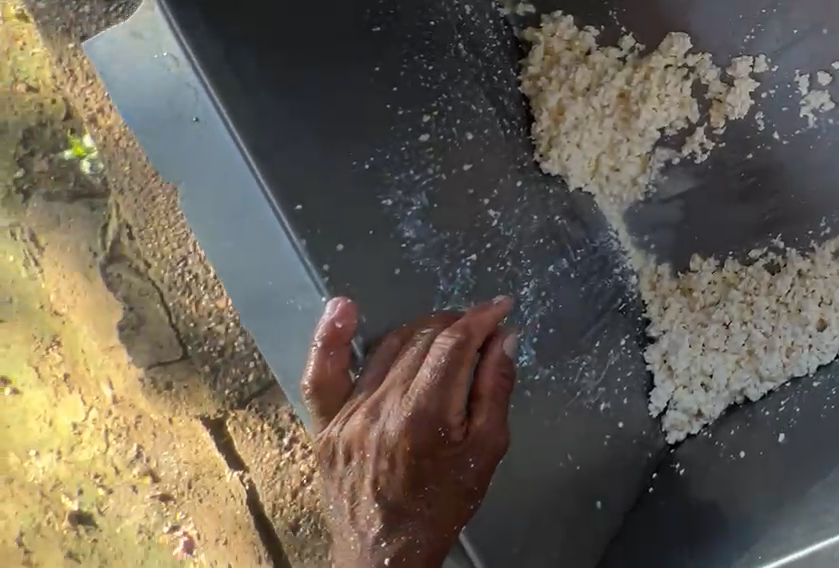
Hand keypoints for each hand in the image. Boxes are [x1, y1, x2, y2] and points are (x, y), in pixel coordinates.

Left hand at [301, 296, 519, 567]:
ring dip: (426, 328)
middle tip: (486, 330)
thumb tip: (506, 335)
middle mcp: (381, 407)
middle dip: (461, 323)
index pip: (456, 342)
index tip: (505, 306)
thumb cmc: (447, 500)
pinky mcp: (326, 425)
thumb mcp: (489, 446)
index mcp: (425, 415)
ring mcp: (347, 415)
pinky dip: (329, 338)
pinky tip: (342, 306)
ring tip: (451, 332)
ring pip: (390, 345)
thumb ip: (496, 386)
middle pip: (426, 338)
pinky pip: (322, 375)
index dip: (484, 316)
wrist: (384, 556)